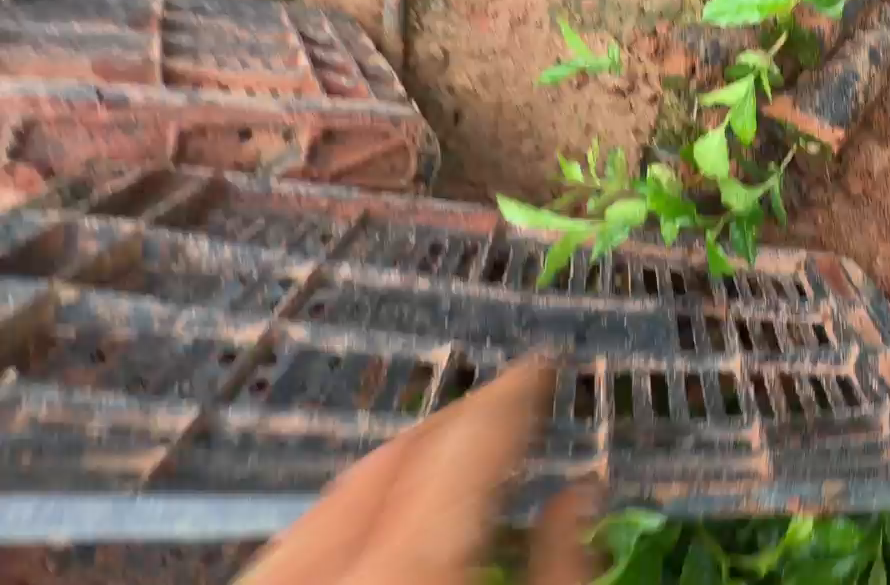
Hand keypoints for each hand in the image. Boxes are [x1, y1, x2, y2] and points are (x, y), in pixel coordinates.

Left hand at [238, 357, 594, 584]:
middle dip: (460, 421)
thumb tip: (583, 489)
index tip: (544, 361)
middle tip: (510, 404)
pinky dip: (355, 508)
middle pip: (399, 454)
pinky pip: (298, 536)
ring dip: (408, 460)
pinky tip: (387, 520)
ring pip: (341, 490)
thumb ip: (563, 565)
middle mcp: (326, 561)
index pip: (469, 440)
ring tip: (457, 456)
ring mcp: (271, 578)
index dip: (516, 388)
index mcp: (407, 565)